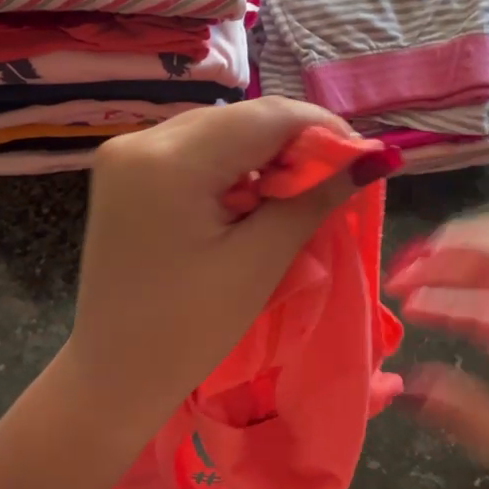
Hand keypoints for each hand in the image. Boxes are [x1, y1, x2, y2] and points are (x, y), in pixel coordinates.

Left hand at [63, 97, 360, 421]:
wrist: (114, 372)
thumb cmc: (187, 330)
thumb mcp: (256, 263)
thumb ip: (312, 201)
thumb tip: (373, 159)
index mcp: (168, 160)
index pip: (264, 116)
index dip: (322, 130)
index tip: (364, 158)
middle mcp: (138, 141)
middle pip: (237, 119)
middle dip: (291, 144)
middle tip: (333, 183)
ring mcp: (122, 156)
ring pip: (214, 133)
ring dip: (260, 157)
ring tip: (292, 198)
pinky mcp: (121, 176)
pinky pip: (189, 154)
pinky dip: (226, 170)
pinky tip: (248, 201)